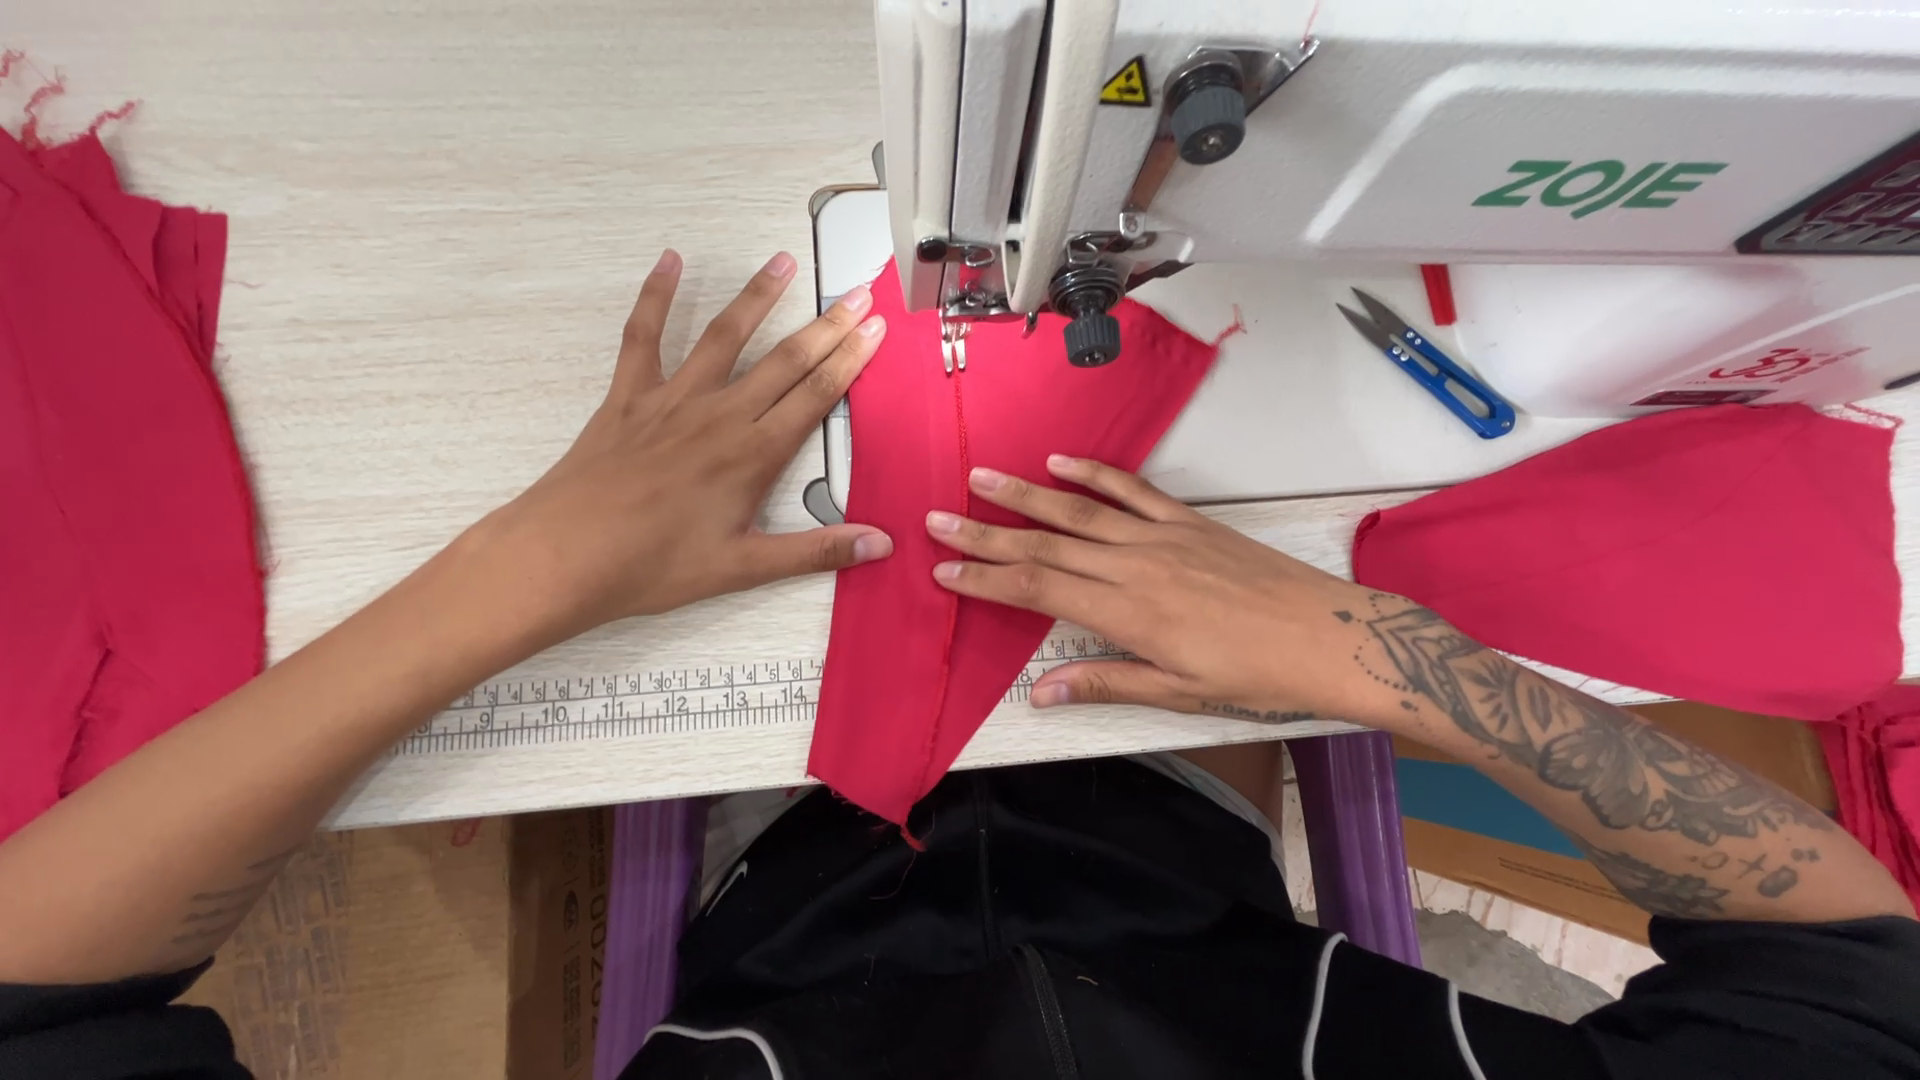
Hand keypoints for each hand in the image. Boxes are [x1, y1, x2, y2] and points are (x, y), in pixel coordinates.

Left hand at [480, 250, 891, 641]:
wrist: (567, 555)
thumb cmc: (656, 565)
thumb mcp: (745, 567)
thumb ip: (817, 551)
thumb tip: (881, 545)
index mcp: (754, 453)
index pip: (816, 393)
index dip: (852, 358)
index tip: (877, 327)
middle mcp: (720, 415)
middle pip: (785, 359)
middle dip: (827, 324)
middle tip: (857, 292)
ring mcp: (673, 399)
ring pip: (725, 336)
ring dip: (758, 296)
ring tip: (784, 261)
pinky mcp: (630, 396)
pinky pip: (643, 336)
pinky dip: (655, 296)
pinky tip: (669, 261)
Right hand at [925, 456, 1408, 724]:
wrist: (1326, 636)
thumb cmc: (1253, 676)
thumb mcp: (1177, 692)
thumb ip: (1104, 682)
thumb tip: (1040, 694)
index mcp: (1127, 614)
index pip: (1039, 590)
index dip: (987, 580)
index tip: (945, 571)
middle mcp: (1133, 567)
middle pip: (1045, 546)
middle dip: (986, 535)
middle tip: (938, 520)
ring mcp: (1160, 537)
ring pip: (1078, 512)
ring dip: (1025, 495)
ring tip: (982, 478)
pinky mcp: (1187, 521)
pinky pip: (1132, 491)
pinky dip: (1094, 474)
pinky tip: (1061, 461)